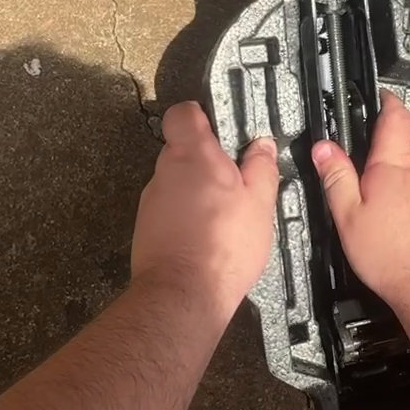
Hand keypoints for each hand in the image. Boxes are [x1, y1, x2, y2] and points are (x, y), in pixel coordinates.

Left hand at [131, 102, 279, 320]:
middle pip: (182, 149)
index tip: (220, 127)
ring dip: (197, 190)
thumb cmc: (222, 246)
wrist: (182, 295)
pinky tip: (208, 235)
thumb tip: (262, 147)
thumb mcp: (259, 203)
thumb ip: (261, 168)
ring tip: (225, 213)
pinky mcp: (146, 228)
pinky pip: (170, 208)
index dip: (200, 114)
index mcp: (194, 155)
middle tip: (235, 178)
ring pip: (176, 181)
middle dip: (207, 159)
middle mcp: (165, 172)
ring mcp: (152, 200)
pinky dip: (187, 215)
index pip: (183, 113)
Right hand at [310, 92, 409, 306]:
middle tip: (361, 144)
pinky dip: (404, 188)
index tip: (376, 95)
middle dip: (383, 138)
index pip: (394, 115)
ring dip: (393, 165)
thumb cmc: (397, 256)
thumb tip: (324, 150)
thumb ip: (336, 178)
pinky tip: (391, 210)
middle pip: (403, 139)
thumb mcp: (350, 216)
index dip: (385, 100)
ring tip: (371, 182)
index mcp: (394, 164)